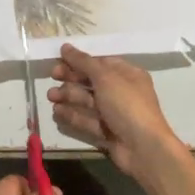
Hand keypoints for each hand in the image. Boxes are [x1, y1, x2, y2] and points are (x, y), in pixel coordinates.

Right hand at [49, 43, 182, 180]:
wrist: (143, 148)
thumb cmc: (127, 105)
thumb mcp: (105, 78)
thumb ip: (83, 62)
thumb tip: (65, 46)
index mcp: (128, 75)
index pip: (101, 63)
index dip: (80, 61)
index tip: (60, 60)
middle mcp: (122, 92)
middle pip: (92, 81)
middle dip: (71, 78)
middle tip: (53, 76)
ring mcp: (114, 113)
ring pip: (87, 101)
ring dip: (68, 96)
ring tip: (51, 97)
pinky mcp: (106, 132)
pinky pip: (87, 120)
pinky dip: (72, 115)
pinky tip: (57, 112)